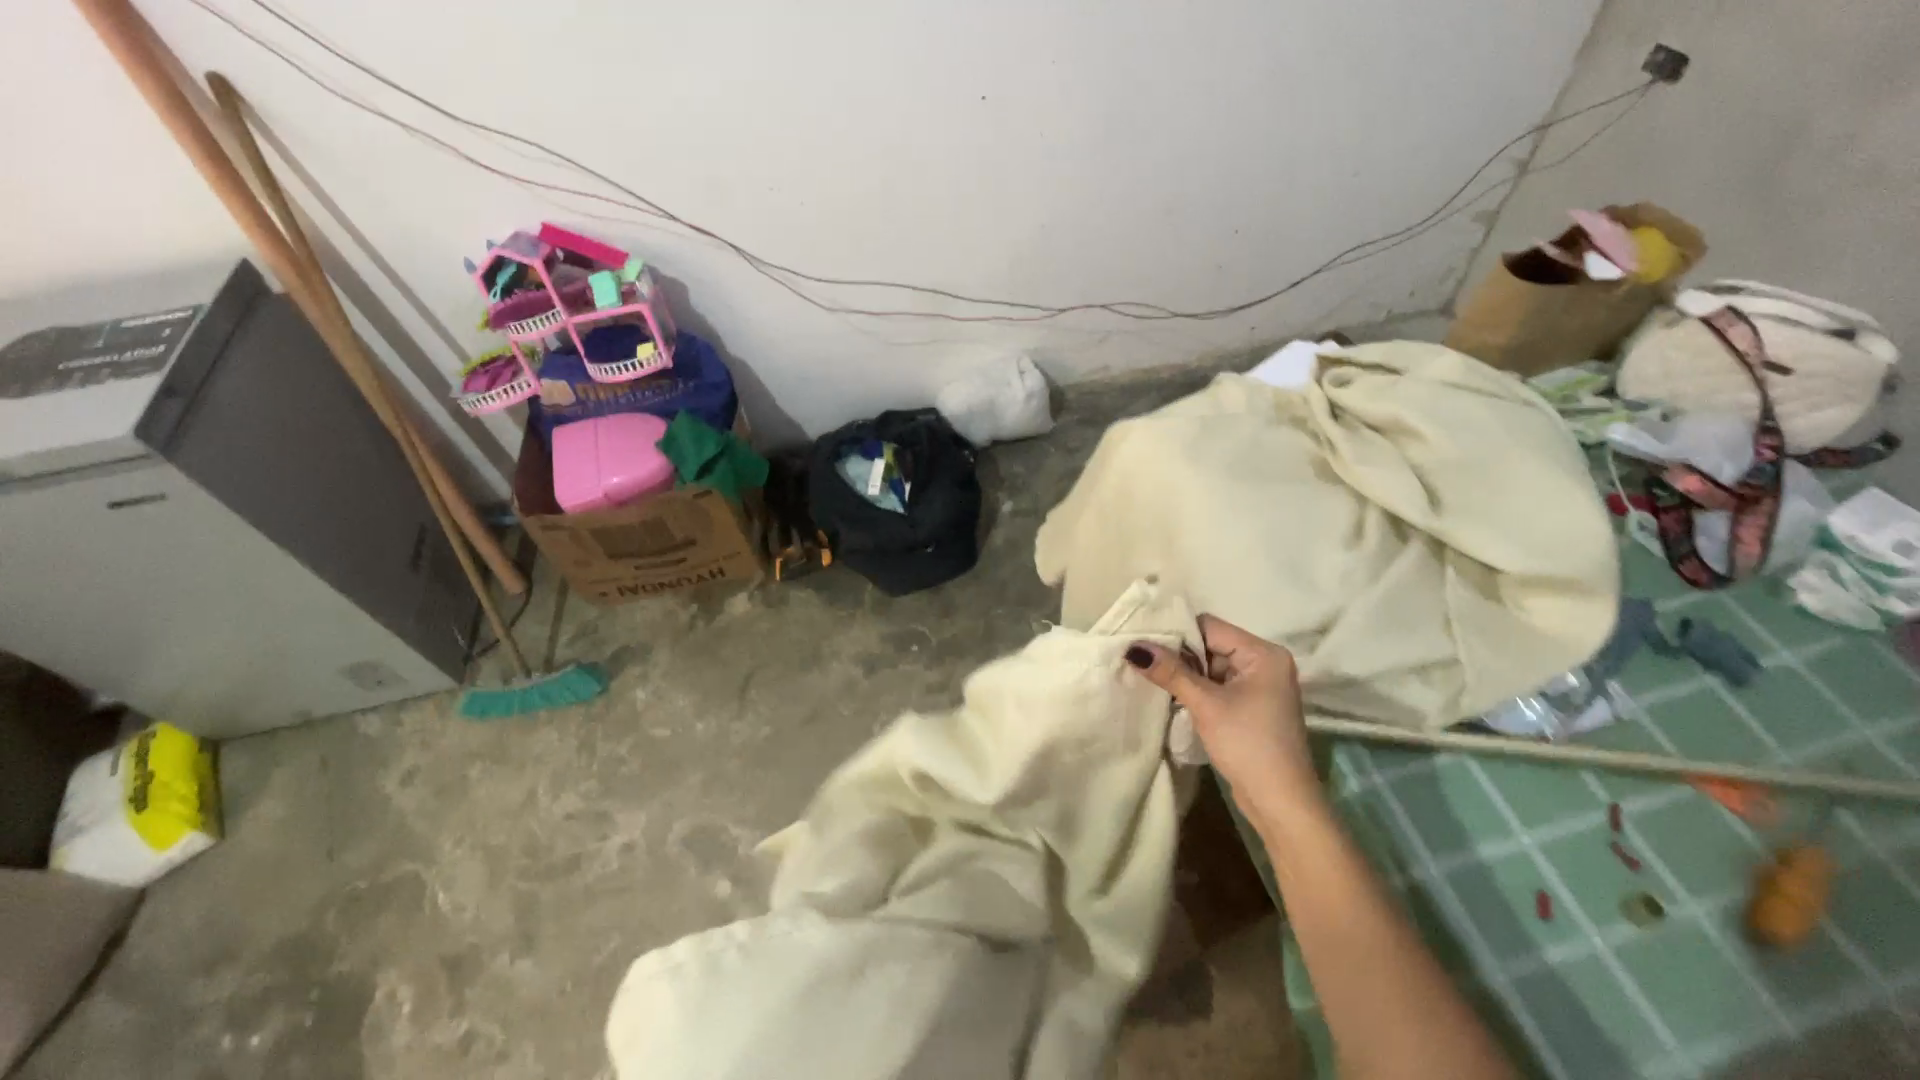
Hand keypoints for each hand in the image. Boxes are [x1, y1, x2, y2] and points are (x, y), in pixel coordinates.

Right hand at [1126, 615, 1322, 821]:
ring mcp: (1260, 687)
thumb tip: (1134, 648)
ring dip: (1186, 676)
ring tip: (1152, 680)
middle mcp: (1265, 663)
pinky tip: (1173, 698)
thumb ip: (1171, 673)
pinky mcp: (1252, 707)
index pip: (1211, 627)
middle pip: (1211, 645)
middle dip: (1179, 656)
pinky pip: (1219, 687)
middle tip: (1143, 663)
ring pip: (1212, 668)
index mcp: (1263, 653)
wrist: (1280, 801)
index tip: (1143, 643)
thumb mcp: (1206, 705)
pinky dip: (1198, 691)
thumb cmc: (1247, 744)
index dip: (1177, 633)